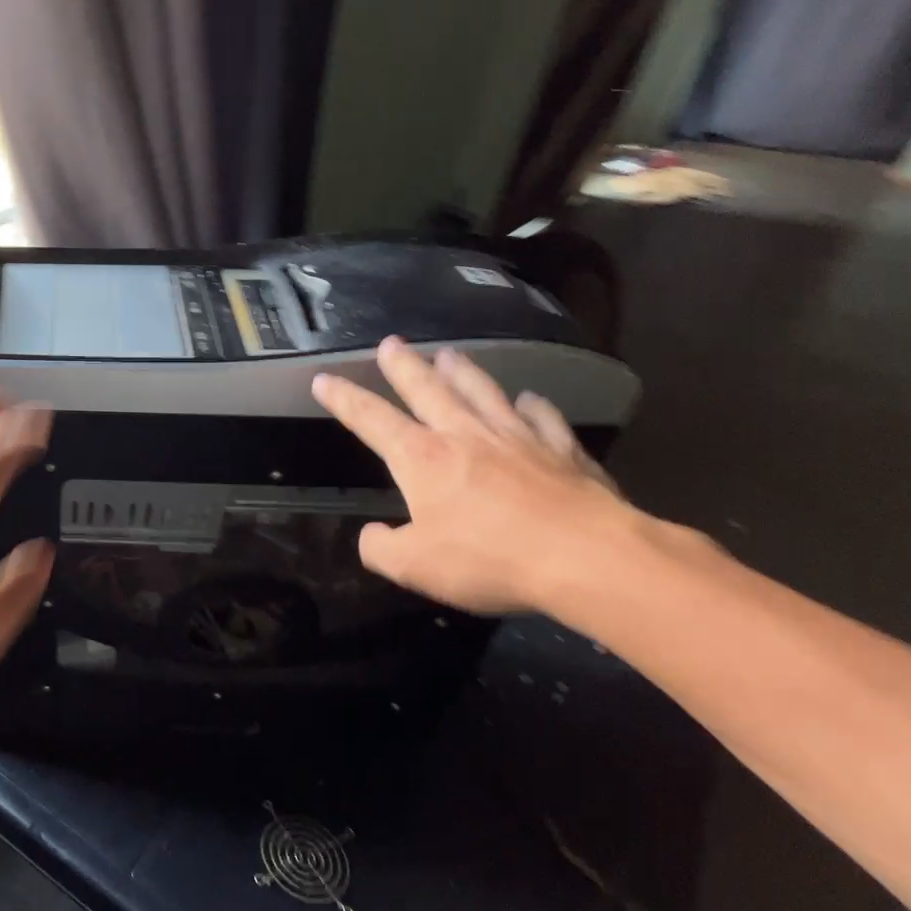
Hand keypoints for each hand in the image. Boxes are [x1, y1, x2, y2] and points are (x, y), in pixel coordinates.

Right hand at [311, 337, 637, 613]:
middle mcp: (465, 436)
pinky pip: (541, 418)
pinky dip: (531, 405)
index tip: (324, 378)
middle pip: (427, 390)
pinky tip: (528, 398)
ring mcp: (518, 438)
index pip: (371, 419)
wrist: (585, 557)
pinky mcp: (563, 452)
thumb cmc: (487, 559)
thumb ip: (381, 548)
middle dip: (404, 367)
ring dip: (462, 373)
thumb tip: (372, 535)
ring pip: (482, 393)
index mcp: (421, 459)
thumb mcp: (412, 566)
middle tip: (391, 343)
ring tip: (449, 355)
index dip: (344, 399)